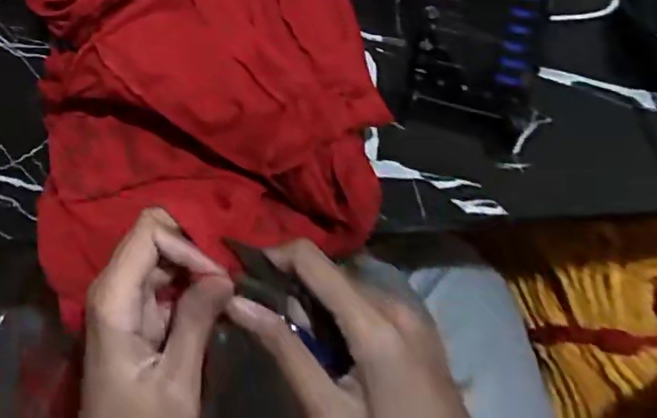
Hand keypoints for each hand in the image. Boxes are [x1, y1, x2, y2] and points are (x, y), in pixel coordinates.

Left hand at [81, 208, 234, 417]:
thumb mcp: (176, 383)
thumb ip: (196, 322)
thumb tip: (224, 274)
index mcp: (113, 296)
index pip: (148, 232)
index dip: (185, 242)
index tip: (218, 272)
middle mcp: (111, 285)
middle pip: (150, 235)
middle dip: (192, 245)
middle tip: (229, 268)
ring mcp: (121, 297)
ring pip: (158, 253)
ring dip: (193, 261)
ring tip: (227, 278)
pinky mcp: (133, 312)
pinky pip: (161, 278)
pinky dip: (188, 278)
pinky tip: (214, 292)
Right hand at [225, 240, 466, 417]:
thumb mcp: (329, 411)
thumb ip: (285, 350)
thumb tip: (237, 302)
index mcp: (376, 322)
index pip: (311, 257)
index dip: (272, 255)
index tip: (242, 270)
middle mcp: (396, 303)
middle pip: (329, 272)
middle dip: (292, 283)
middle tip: (264, 313)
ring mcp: (413, 315)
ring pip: (348, 285)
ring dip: (317, 299)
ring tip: (297, 333)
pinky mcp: (420, 329)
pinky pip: (369, 302)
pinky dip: (342, 311)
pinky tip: (331, 345)